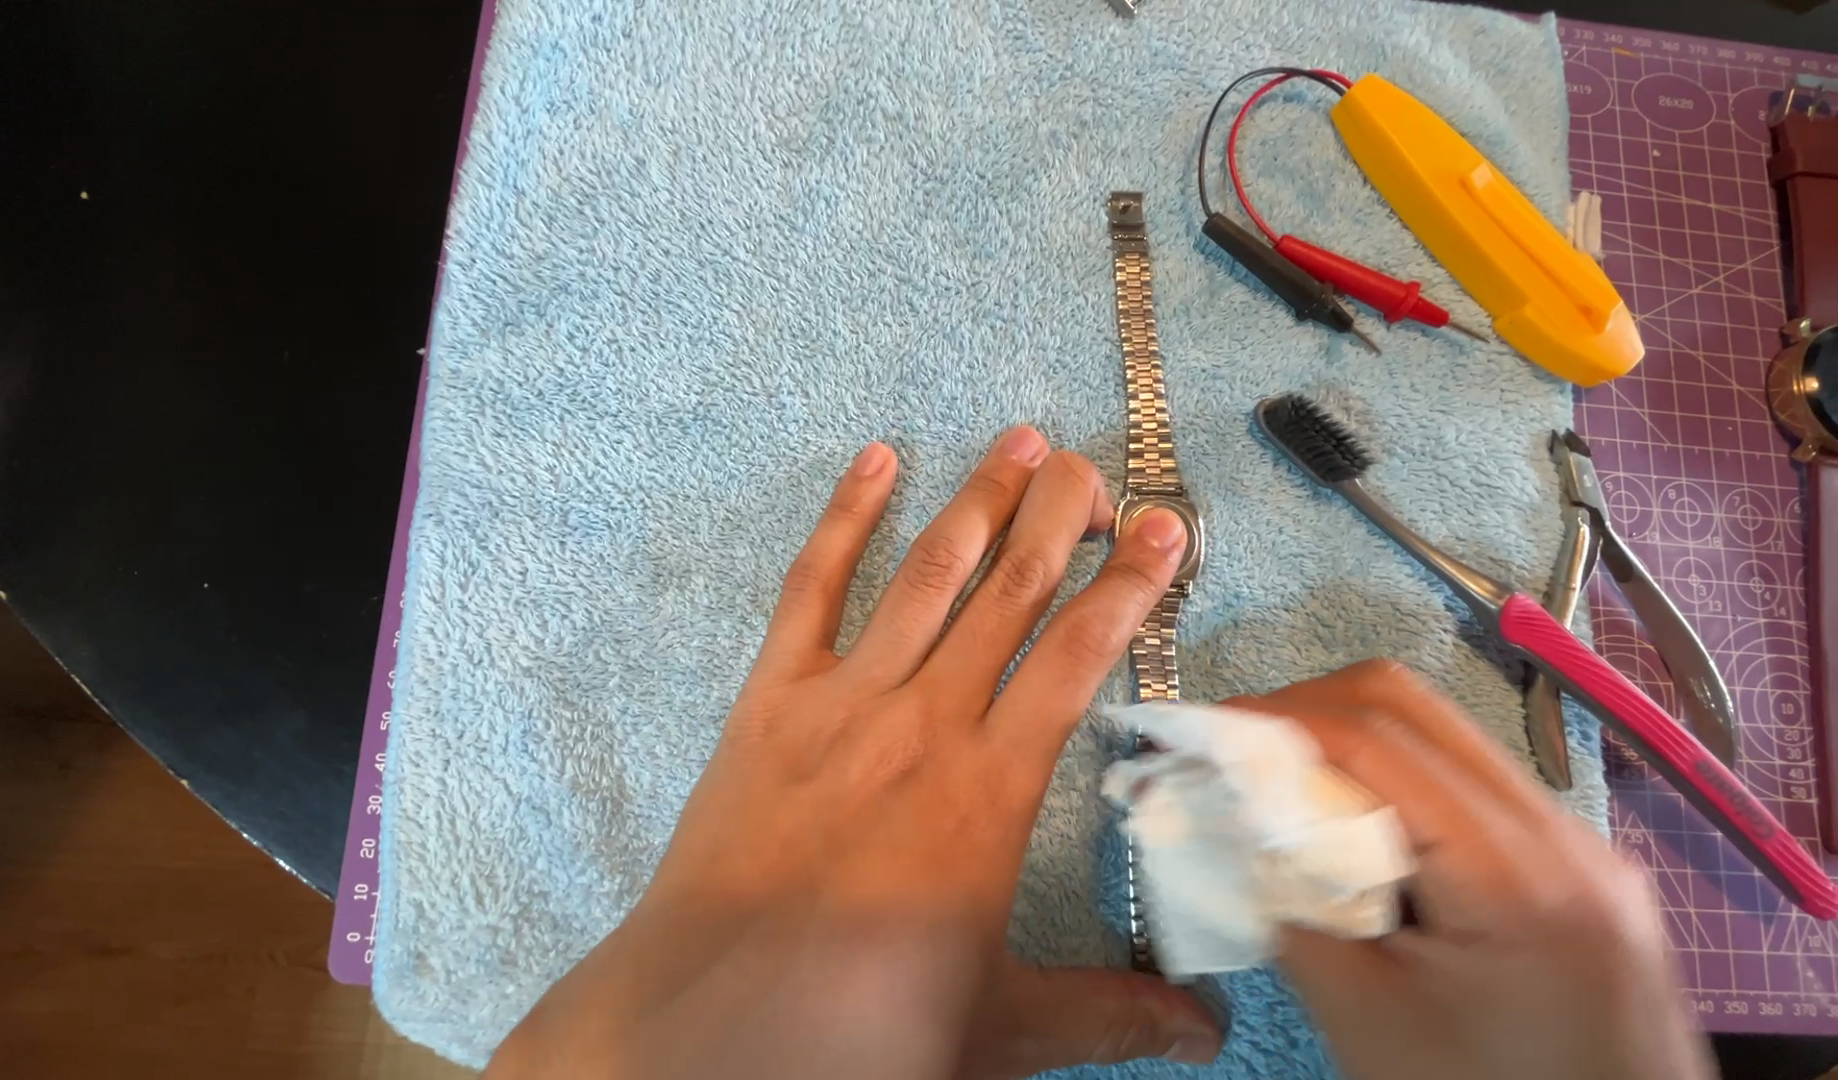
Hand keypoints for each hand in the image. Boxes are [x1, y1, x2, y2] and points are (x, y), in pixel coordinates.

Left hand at [484, 428, 1223, 1079]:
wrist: (716, 1019)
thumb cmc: (865, 1022)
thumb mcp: (1003, 1024)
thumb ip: (1108, 1011)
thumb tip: (1205, 1029)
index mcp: (993, 787)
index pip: (1079, 657)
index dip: (1128, 587)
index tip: (1163, 529)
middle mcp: (927, 719)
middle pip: (1010, 592)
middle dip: (1058, 519)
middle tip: (1090, 467)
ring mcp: (846, 695)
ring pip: (928, 574)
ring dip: (978, 502)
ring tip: (1018, 443)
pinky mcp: (774, 691)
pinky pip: (813, 585)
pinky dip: (845, 517)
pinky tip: (875, 460)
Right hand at [1238, 661, 1711, 1079]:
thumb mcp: (1354, 1008)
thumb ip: (1280, 896)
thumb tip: (1218, 815)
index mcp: (1519, 878)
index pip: (1376, 740)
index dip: (1275, 719)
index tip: (1204, 733)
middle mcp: (1562, 834)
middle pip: (1409, 704)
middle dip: (1304, 707)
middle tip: (1237, 746)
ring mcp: (1575, 838)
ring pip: (1433, 726)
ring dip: (1340, 732)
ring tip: (1278, 773)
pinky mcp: (1567, 855)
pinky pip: (1455, 770)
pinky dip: (1379, 766)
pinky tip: (1343, 810)